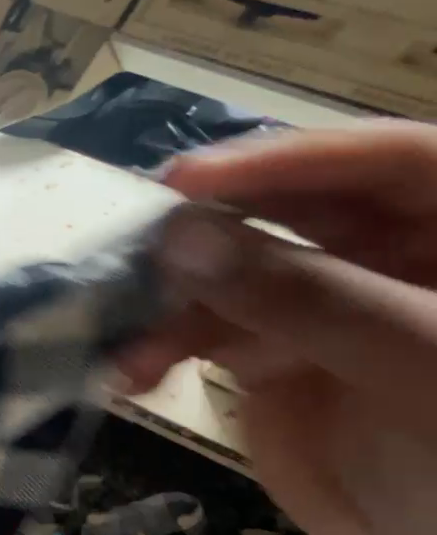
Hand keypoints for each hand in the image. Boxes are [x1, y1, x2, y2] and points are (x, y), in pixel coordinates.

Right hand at [118, 122, 436, 534]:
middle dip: (207, 230)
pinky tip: (131, 374)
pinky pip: (200, 328)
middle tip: (128, 246)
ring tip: (126, 347)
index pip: (390, 160)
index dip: (288, 159)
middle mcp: (397, 254)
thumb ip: (305, 296)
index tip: (182, 180)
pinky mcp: (267, 348)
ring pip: (229, 271)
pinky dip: (158, 347)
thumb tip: (177, 236)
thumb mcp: (414, 364)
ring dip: (168, 306)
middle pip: (293, 208)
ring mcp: (327, 302)